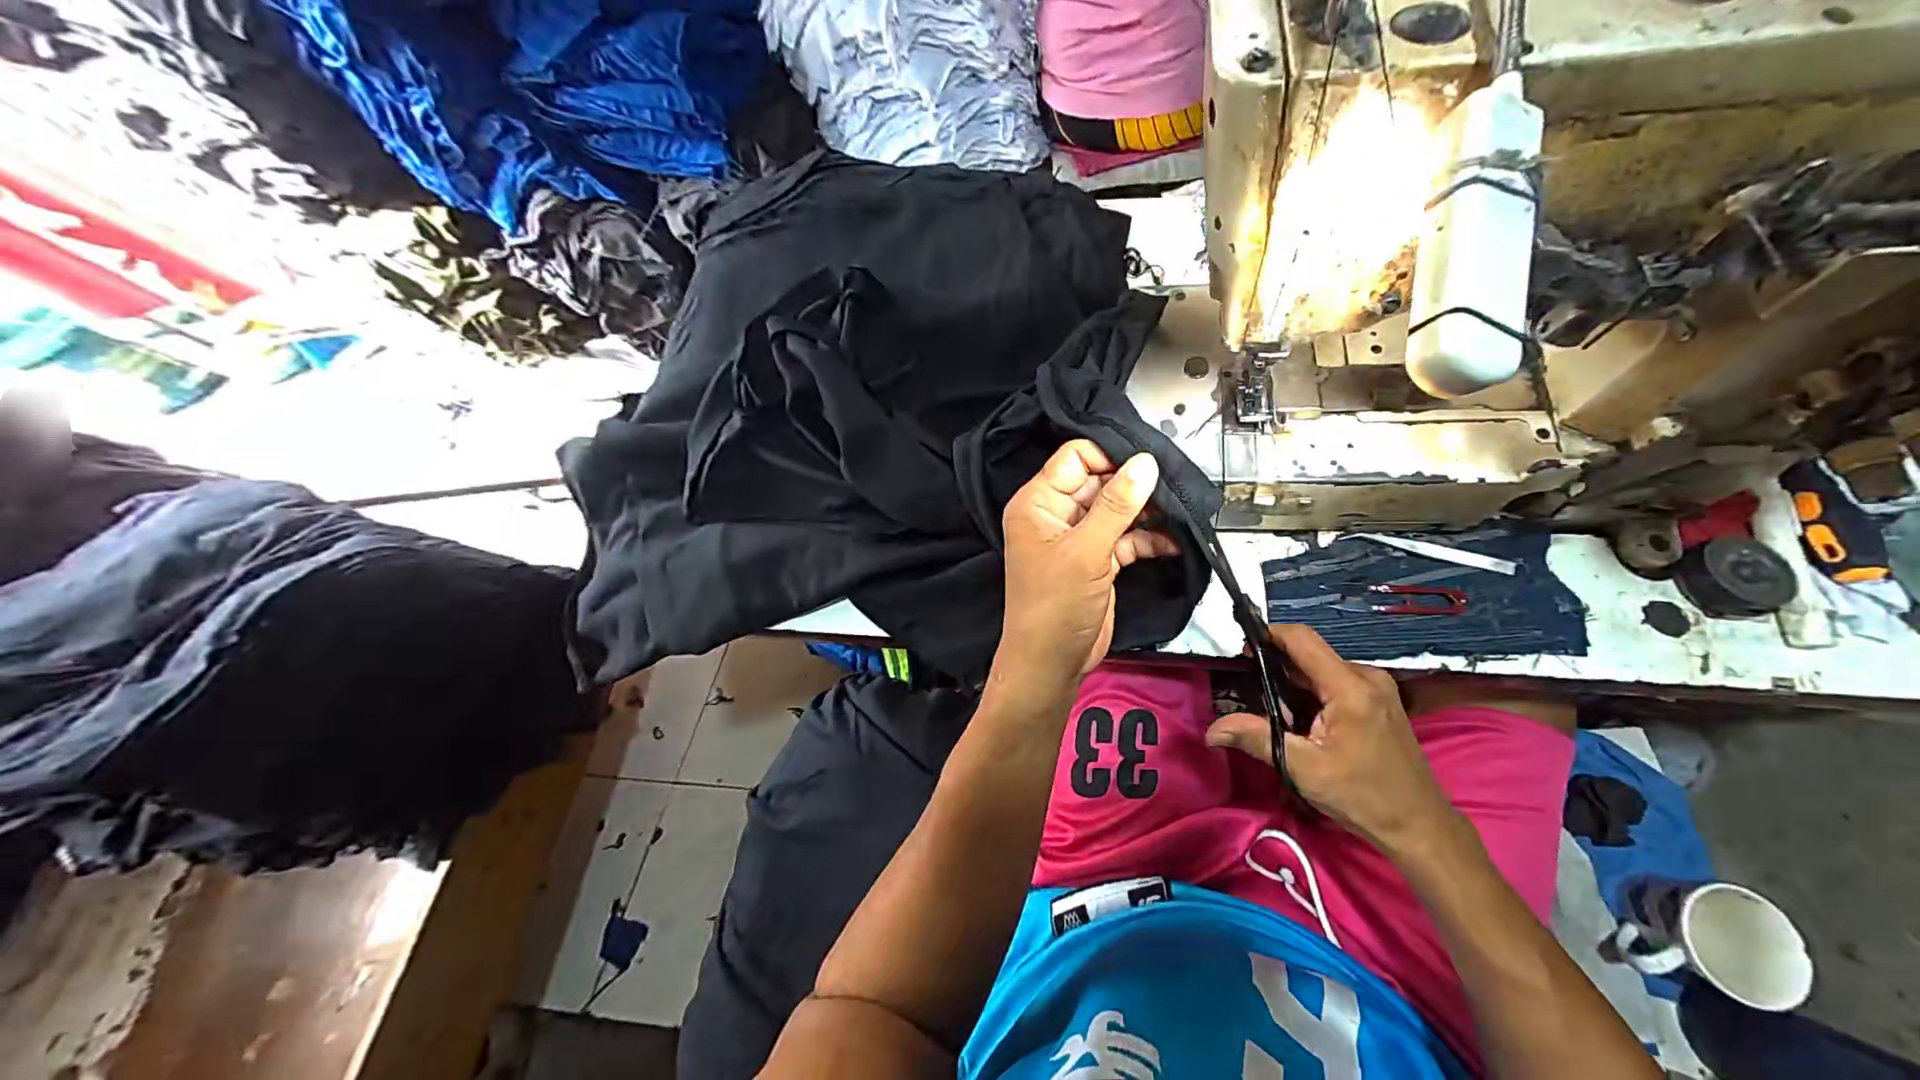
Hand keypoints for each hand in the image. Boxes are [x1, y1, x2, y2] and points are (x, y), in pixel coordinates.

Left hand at [995, 440, 1176, 690]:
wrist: (1052, 662)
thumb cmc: (1053, 608)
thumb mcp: (1086, 551)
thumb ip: (1117, 505)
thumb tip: (1144, 463)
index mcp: (1038, 504)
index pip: (1074, 458)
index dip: (1109, 456)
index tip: (1147, 460)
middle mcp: (1056, 515)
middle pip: (1100, 481)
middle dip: (1135, 484)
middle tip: (1173, 484)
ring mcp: (1077, 537)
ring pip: (1117, 509)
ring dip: (1147, 511)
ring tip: (1180, 512)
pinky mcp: (1096, 559)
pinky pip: (1126, 537)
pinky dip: (1148, 539)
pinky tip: (1174, 542)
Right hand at [1205, 624, 1455, 853]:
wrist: (1419, 826)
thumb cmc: (1363, 797)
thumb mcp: (1303, 768)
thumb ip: (1255, 738)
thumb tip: (1211, 730)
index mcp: (1350, 687)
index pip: (1301, 638)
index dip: (1267, 635)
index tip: (1240, 650)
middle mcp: (1366, 677)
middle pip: (1309, 654)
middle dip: (1276, 667)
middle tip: (1248, 690)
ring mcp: (1376, 688)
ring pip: (1320, 668)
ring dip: (1293, 683)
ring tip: (1272, 710)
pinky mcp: (1378, 700)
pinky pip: (1334, 682)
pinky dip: (1311, 693)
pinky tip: (1300, 719)